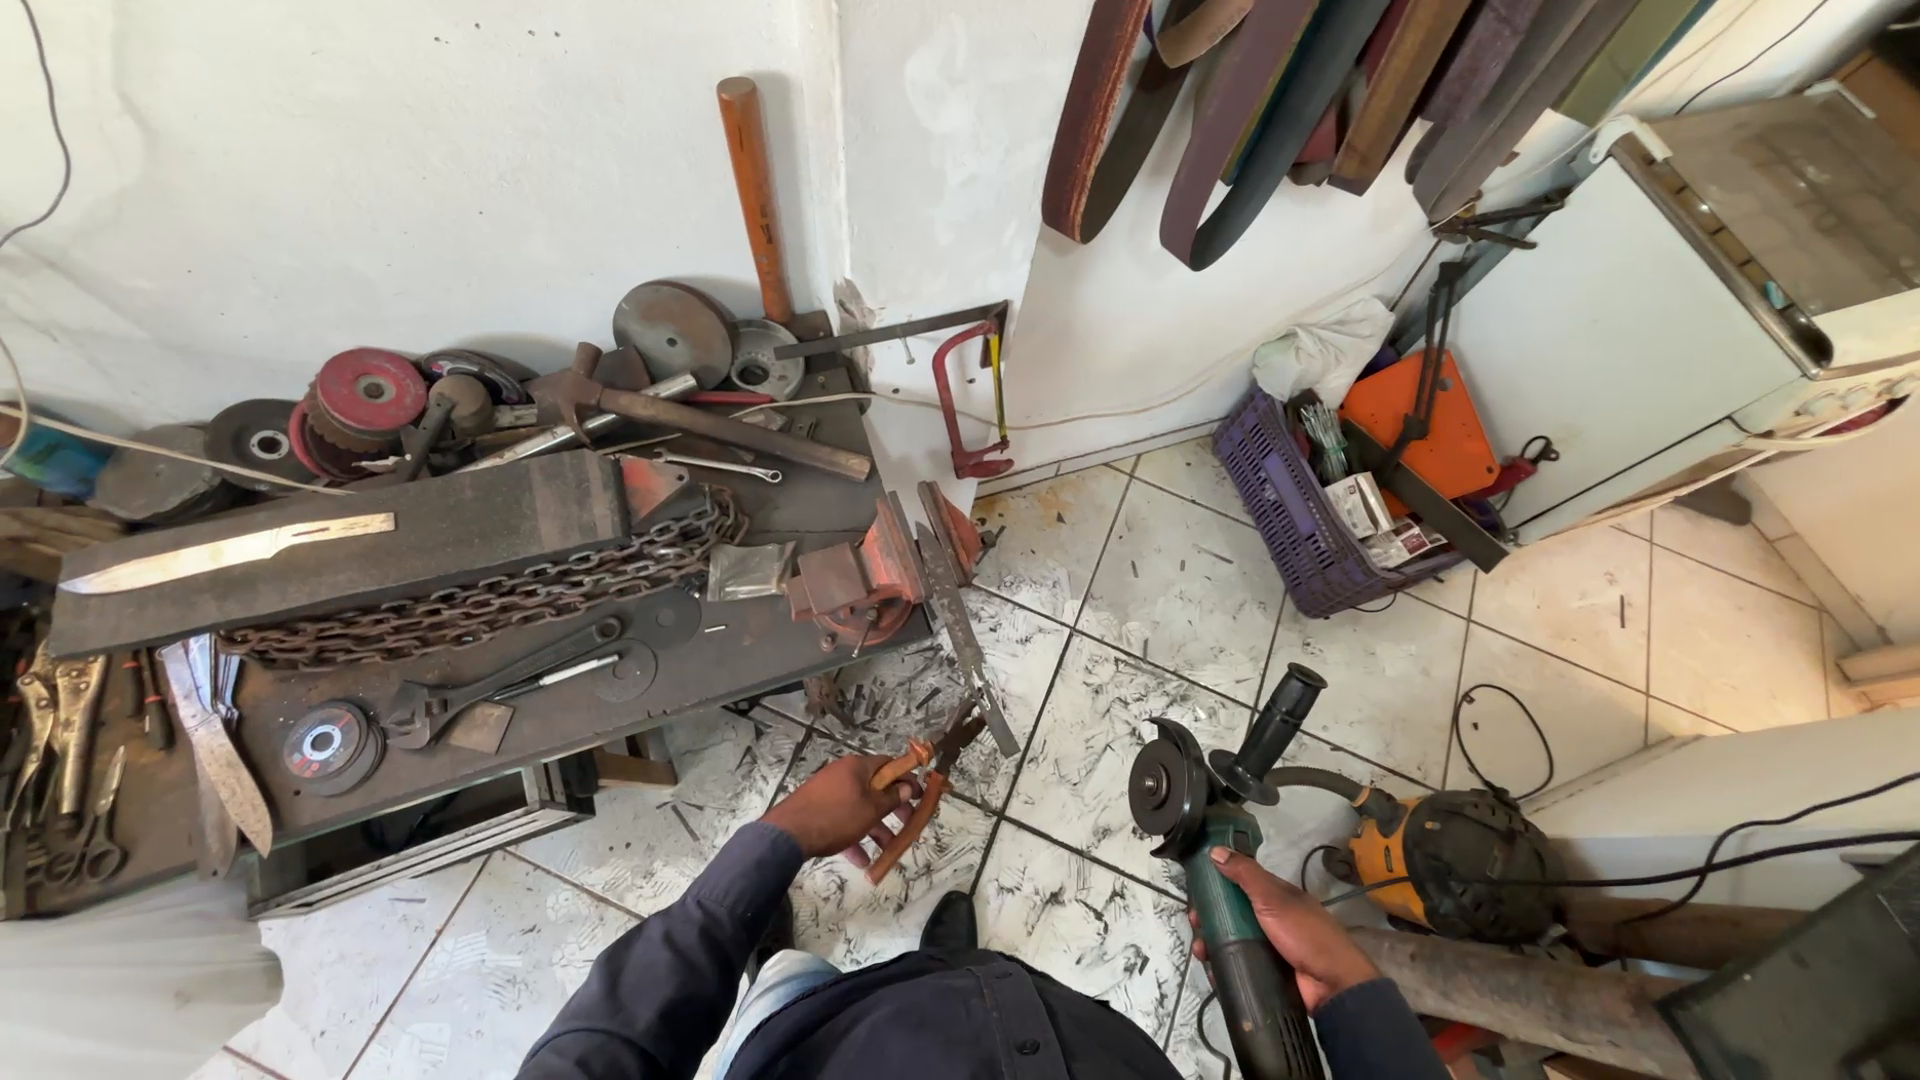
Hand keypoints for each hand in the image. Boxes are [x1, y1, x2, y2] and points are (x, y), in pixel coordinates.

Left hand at [760, 753, 919, 861]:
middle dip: (893, 809)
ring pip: (860, 808)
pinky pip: (842, 821)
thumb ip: (891, 798)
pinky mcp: (817, 811)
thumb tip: (906, 787)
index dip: (906, 779)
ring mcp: (828, 793)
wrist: (788, 834)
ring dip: (876, 829)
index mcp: (857, 767)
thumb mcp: (871, 809)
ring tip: (888, 850)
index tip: (920, 795)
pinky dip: (853, 838)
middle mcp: (843, 775)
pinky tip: (862, 862)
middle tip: (908, 823)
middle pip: (876, 789)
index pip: (889, 765)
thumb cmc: (836, 816)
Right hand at [1189, 846, 1380, 1011]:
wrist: (1335, 987)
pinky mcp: (1268, 972)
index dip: (1218, 886)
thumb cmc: (1306, 935)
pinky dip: (1223, 966)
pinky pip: (1240, 964)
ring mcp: (1270, 948)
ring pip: (1233, 941)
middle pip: (1233, 914)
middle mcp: (1272, 920)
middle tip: (1195, 925)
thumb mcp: (1274, 899)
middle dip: (1210, 918)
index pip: (1241, 884)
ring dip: (1213, 944)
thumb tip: (1216, 850)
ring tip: (1201, 952)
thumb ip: (1246, 874)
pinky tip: (1211, 970)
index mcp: (1276, 897)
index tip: (1197, 893)